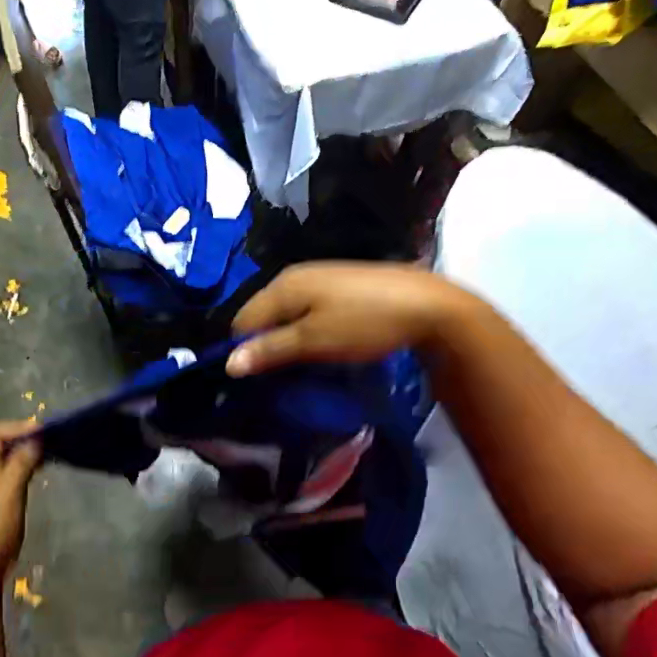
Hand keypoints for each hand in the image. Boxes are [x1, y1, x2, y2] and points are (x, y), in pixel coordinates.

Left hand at [0, 421, 42, 579]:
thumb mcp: (10, 490)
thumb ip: (21, 462)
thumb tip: (35, 438)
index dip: (18, 427)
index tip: (44, 430)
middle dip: (22, 438)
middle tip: (48, 441)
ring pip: (3, 461)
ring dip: (23, 454)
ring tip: (47, 455)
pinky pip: (7, 476)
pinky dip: (22, 469)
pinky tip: (36, 474)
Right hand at [228, 262, 475, 375]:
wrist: (429, 306)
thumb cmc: (365, 323)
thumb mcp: (314, 341)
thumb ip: (270, 350)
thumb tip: (227, 364)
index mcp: (282, 285)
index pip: (241, 321)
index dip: (244, 351)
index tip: (258, 380)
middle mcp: (293, 276)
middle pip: (262, 315)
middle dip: (265, 345)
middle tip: (280, 375)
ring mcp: (317, 278)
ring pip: (285, 314)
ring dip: (286, 340)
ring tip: (302, 364)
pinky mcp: (338, 286)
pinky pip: (305, 310)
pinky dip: (305, 330)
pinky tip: (323, 346)